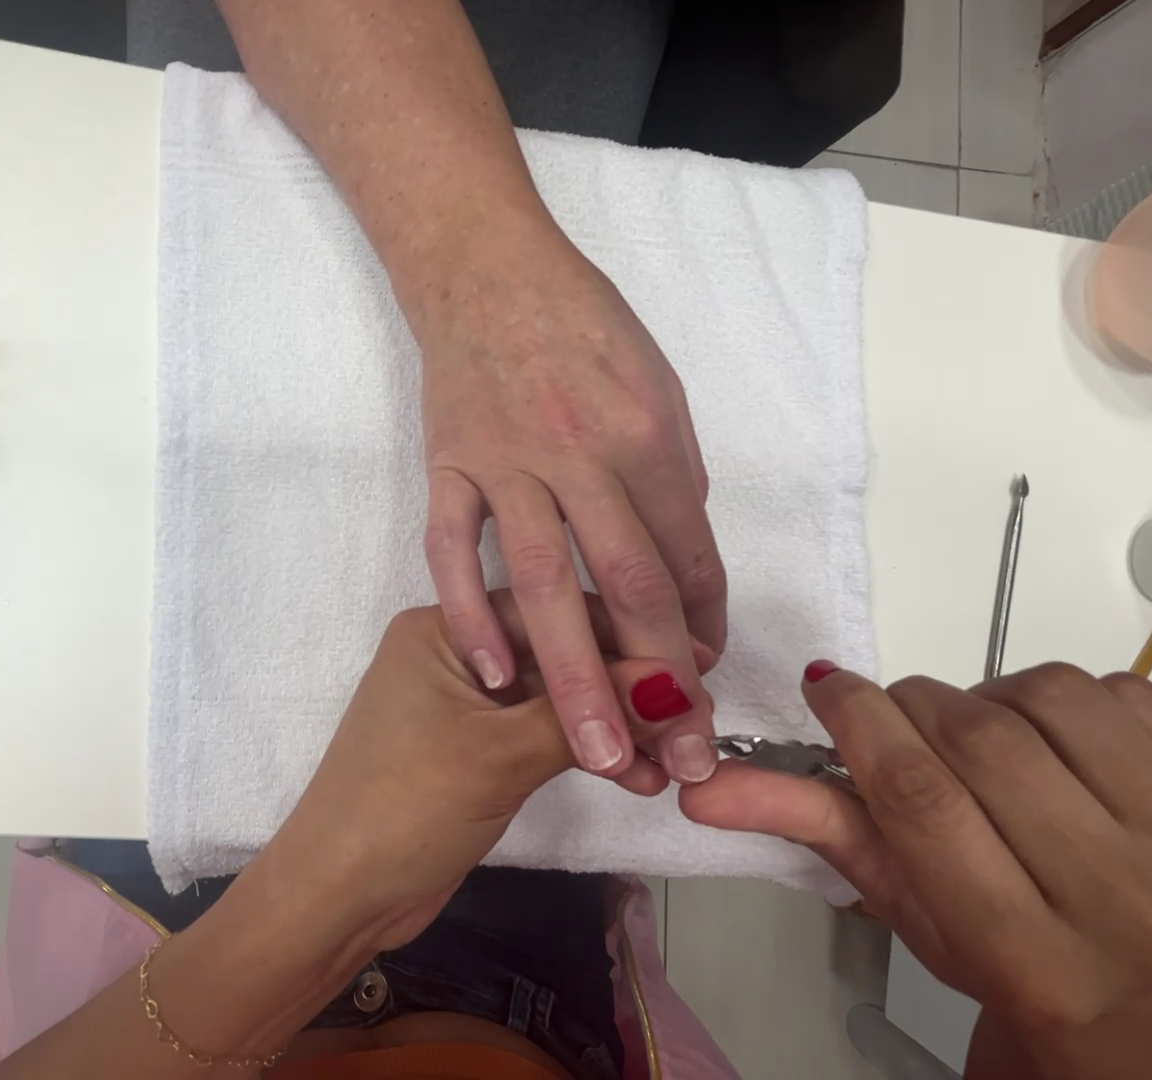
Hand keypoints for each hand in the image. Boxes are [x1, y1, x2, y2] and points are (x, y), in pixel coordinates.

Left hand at [266, 600, 708, 951]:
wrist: (341, 896)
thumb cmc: (407, 803)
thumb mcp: (501, 753)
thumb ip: (589, 714)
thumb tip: (677, 685)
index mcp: (444, 628)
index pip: (550, 612)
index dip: (625, 639)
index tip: (698, 664)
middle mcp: (456, 653)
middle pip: (558, 657)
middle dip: (626, 693)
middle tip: (695, 722)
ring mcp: (466, 705)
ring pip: (557, 702)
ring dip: (613, 730)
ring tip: (672, 763)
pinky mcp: (476, 750)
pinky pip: (543, 737)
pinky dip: (586, 753)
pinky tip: (636, 776)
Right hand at [413, 227, 725, 791]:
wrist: (486, 271)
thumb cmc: (582, 324)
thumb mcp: (656, 384)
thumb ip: (672, 478)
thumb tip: (681, 567)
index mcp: (646, 433)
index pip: (688, 555)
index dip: (705, 627)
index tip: (705, 679)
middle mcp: (580, 454)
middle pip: (627, 585)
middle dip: (660, 681)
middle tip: (680, 762)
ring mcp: (504, 465)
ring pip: (543, 585)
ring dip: (573, 676)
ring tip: (598, 756)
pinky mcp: (446, 469)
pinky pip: (452, 552)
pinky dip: (472, 615)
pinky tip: (496, 677)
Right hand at [680, 662, 1151, 1072]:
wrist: (1122, 993)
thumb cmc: (978, 938)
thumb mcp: (880, 887)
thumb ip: (796, 821)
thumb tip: (697, 784)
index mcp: (1023, 946)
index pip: (919, 794)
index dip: (859, 718)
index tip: (830, 689)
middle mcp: (1134, 917)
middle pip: (983, 740)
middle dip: (920, 705)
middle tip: (908, 718)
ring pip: (1056, 698)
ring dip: (996, 698)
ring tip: (993, 738)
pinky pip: (1138, 695)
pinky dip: (1080, 702)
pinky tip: (1069, 750)